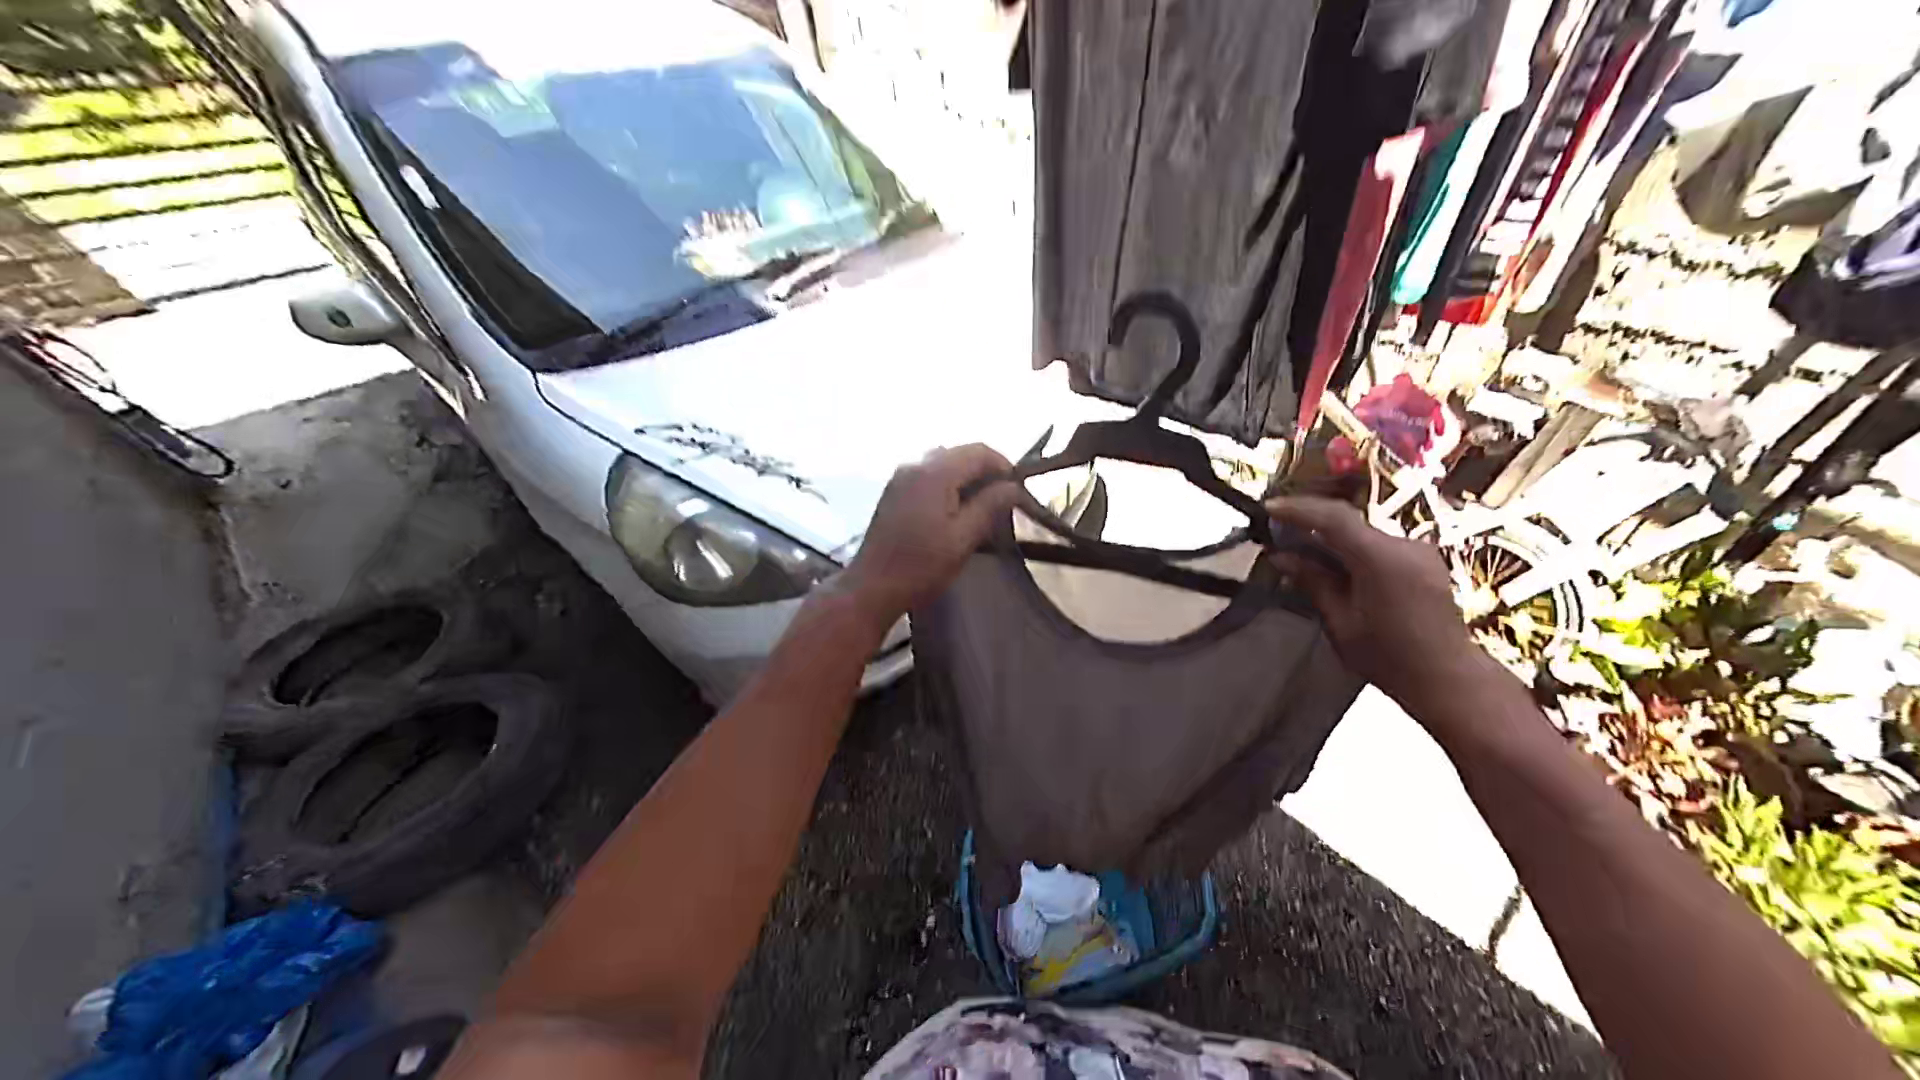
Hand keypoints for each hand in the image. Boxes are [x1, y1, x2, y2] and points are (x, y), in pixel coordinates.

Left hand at [833, 444, 1020, 629]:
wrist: (871, 588)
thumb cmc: (921, 566)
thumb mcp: (963, 538)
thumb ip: (990, 506)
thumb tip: (1013, 486)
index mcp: (934, 473)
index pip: (978, 451)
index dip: (1004, 465)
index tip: (1020, 488)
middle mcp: (915, 465)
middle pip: (960, 453)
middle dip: (986, 471)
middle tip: (1005, 499)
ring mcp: (901, 478)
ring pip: (944, 463)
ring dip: (967, 478)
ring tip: (983, 506)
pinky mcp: (894, 492)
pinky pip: (929, 476)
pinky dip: (948, 485)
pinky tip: (956, 511)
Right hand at [1266, 496, 1483, 709]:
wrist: (1448, 678)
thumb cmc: (1389, 658)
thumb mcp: (1341, 622)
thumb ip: (1313, 582)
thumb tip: (1281, 556)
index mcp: (1381, 559)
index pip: (1334, 517)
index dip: (1298, 509)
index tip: (1269, 508)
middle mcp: (1403, 546)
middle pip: (1348, 522)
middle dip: (1311, 522)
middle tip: (1277, 529)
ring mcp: (1418, 551)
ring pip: (1362, 533)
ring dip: (1331, 537)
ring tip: (1300, 548)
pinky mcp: (1423, 561)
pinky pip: (1379, 544)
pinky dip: (1351, 548)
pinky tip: (1333, 564)